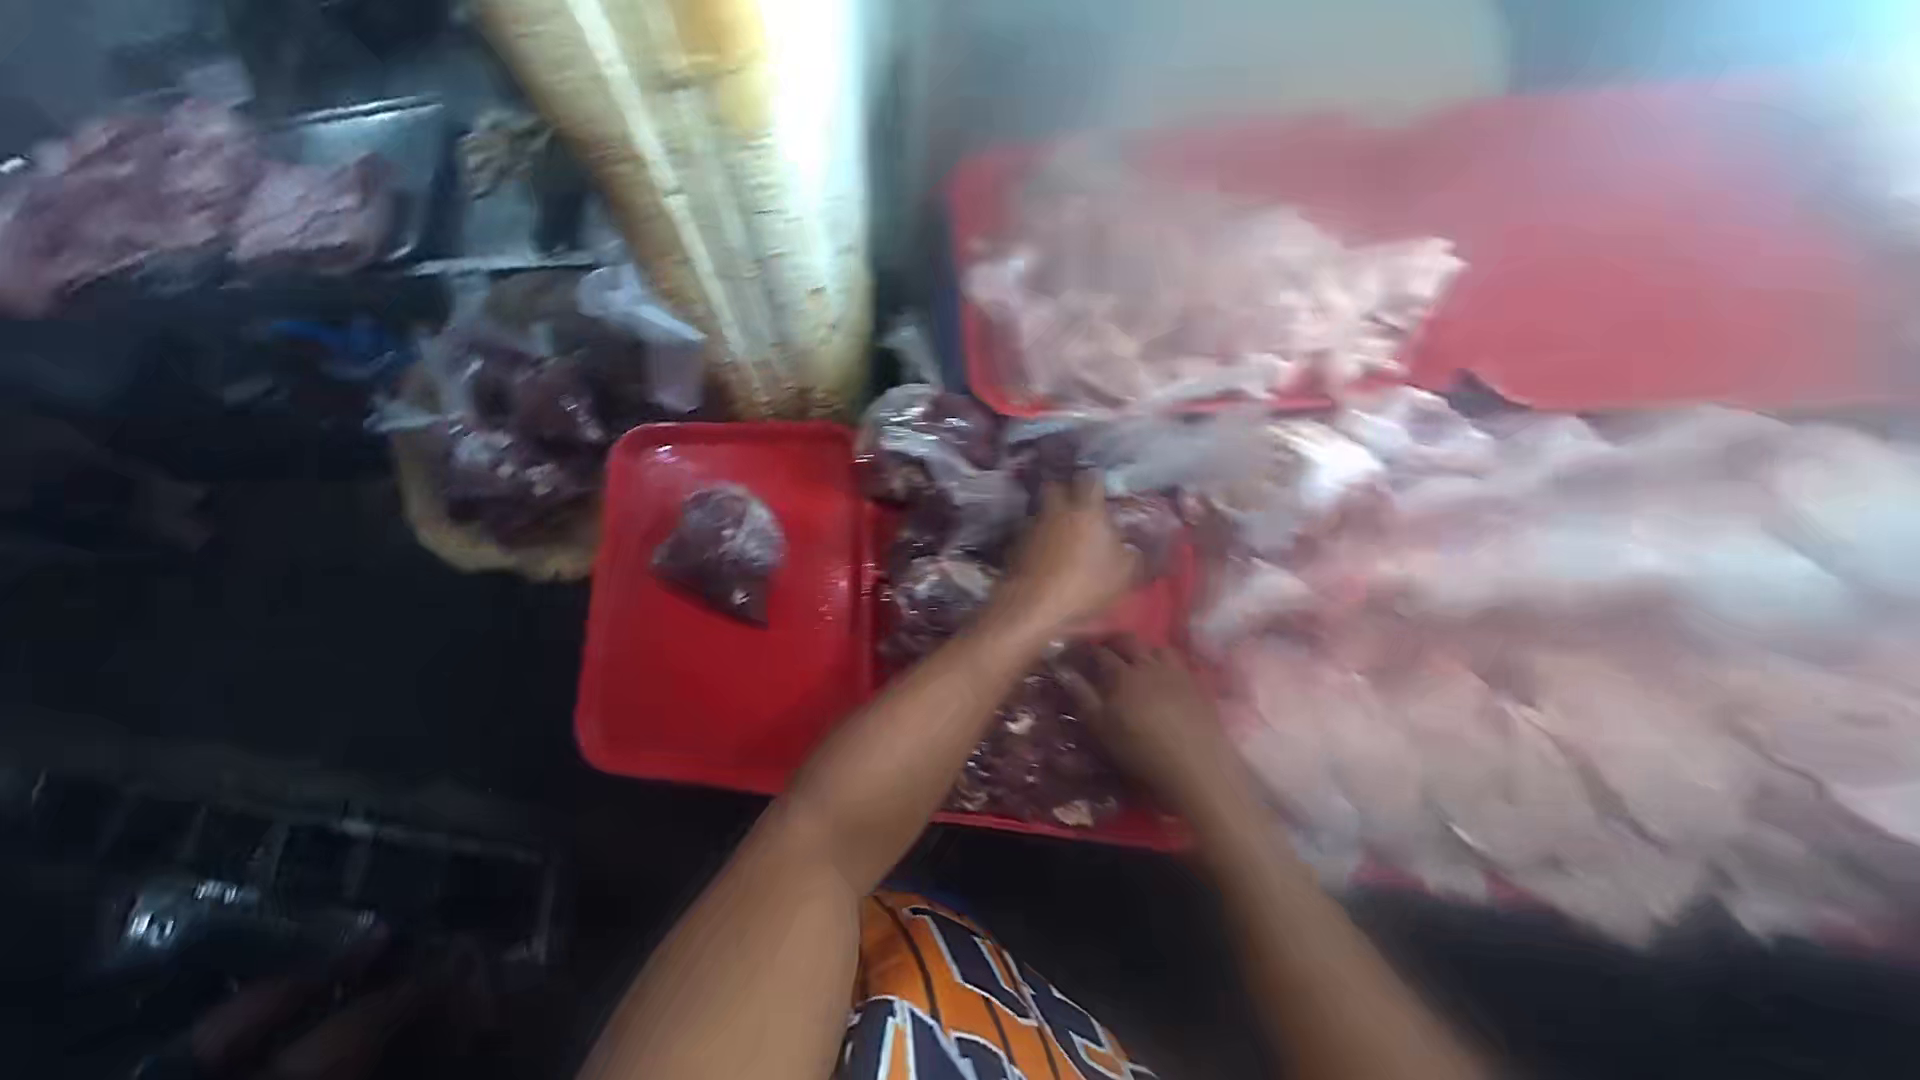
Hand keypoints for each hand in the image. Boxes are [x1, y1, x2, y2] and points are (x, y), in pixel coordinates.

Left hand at [993, 473, 1138, 635]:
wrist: (1033, 605)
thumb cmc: (1085, 585)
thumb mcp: (1124, 574)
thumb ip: (1131, 554)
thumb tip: (1129, 546)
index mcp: (1086, 510)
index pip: (1091, 479)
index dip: (1096, 483)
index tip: (1101, 492)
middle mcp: (1057, 510)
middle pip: (1056, 487)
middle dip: (1065, 493)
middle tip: (1077, 509)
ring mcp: (1032, 526)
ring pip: (1042, 511)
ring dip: (1051, 519)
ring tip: (1062, 538)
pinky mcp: (1015, 545)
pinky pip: (1031, 534)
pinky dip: (1038, 541)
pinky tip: (1046, 558)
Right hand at [1086, 645, 1237, 815]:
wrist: (1196, 765)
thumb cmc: (1140, 749)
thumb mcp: (1101, 727)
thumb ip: (1082, 696)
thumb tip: (1064, 670)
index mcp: (1121, 674)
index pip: (1100, 653)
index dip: (1088, 650)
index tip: (1079, 652)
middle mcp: (1148, 665)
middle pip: (1129, 640)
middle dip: (1115, 641)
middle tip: (1107, 649)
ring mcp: (1176, 672)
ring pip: (1158, 647)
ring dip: (1145, 650)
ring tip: (1140, 662)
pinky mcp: (1197, 685)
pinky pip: (1181, 663)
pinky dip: (1169, 664)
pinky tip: (1167, 677)